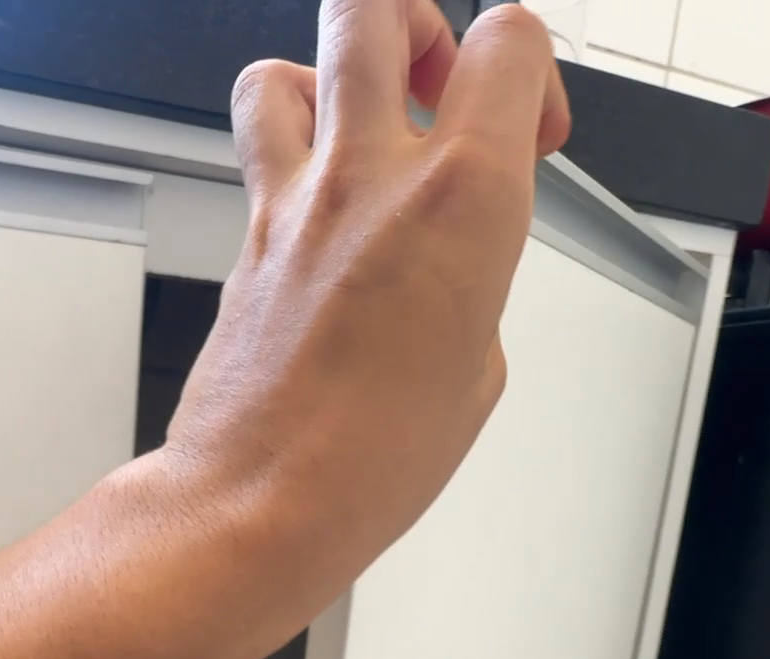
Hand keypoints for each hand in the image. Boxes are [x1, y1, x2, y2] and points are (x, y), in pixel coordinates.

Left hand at [163, 0, 569, 591]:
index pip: (508, 40)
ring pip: (283, 68)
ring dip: (326, 75)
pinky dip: (283, 152)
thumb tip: (447, 277)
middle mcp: (368, 182)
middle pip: (373, 8)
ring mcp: (290, 210)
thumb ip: (470, 291)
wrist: (262, 500)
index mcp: (462, 201)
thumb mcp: (474, 375)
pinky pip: (254, 158)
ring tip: (353, 125)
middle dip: (414, 25)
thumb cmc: (367, 461)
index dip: (527, 69)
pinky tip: (309, 199)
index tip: (526, 127)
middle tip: (432, 83)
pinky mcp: (242, 245)